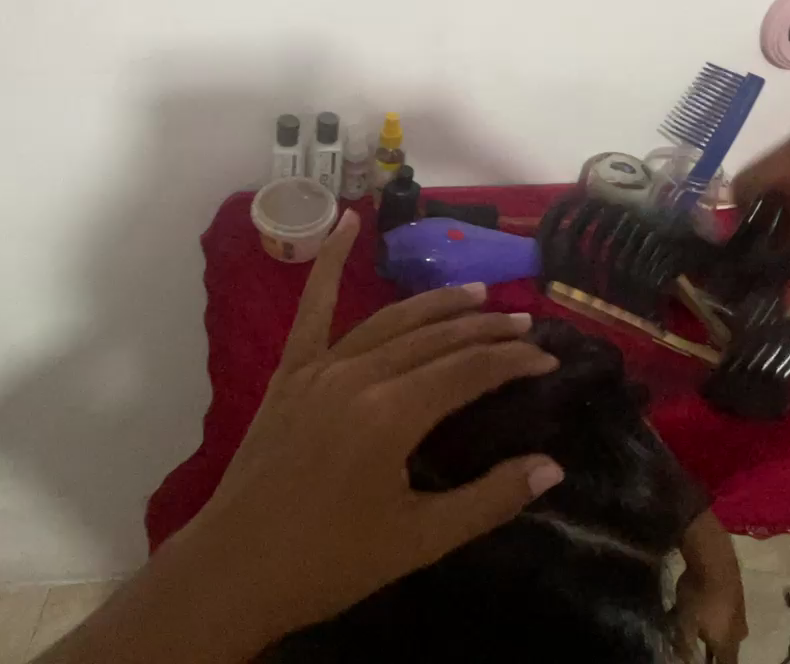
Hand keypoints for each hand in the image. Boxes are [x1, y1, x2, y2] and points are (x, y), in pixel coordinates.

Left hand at [165, 210, 565, 646]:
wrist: (238, 566)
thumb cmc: (331, 561)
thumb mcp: (419, 540)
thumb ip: (488, 500)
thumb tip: (551, 466)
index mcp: (392, 414)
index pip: (469, 371)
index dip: (514, 362)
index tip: (548, 359)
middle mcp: (359, 375)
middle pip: (436, 338)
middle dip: (486, 330)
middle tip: (525, 325)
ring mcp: (320, 365)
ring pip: (391, 320)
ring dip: (438, 305)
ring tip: (477, 295)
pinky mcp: (291, 368)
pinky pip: (313, 305)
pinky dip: (330, 261)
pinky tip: (346, 223)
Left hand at [672, 564, 746, 663]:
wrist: (715, 562)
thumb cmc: (700, 597)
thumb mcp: (685, 623)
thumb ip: (684, 644)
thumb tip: (684, 659)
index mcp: (728, 646)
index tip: (704, 662)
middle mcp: (738, 634)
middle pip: (725, 649)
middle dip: (711, 650)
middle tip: (696, 647)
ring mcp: (738, 615)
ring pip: (722, 629)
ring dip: (708, 630)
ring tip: (690, 622)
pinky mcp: (735, 598)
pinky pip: (721, 613)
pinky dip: (708, 613)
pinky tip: (693, 604)